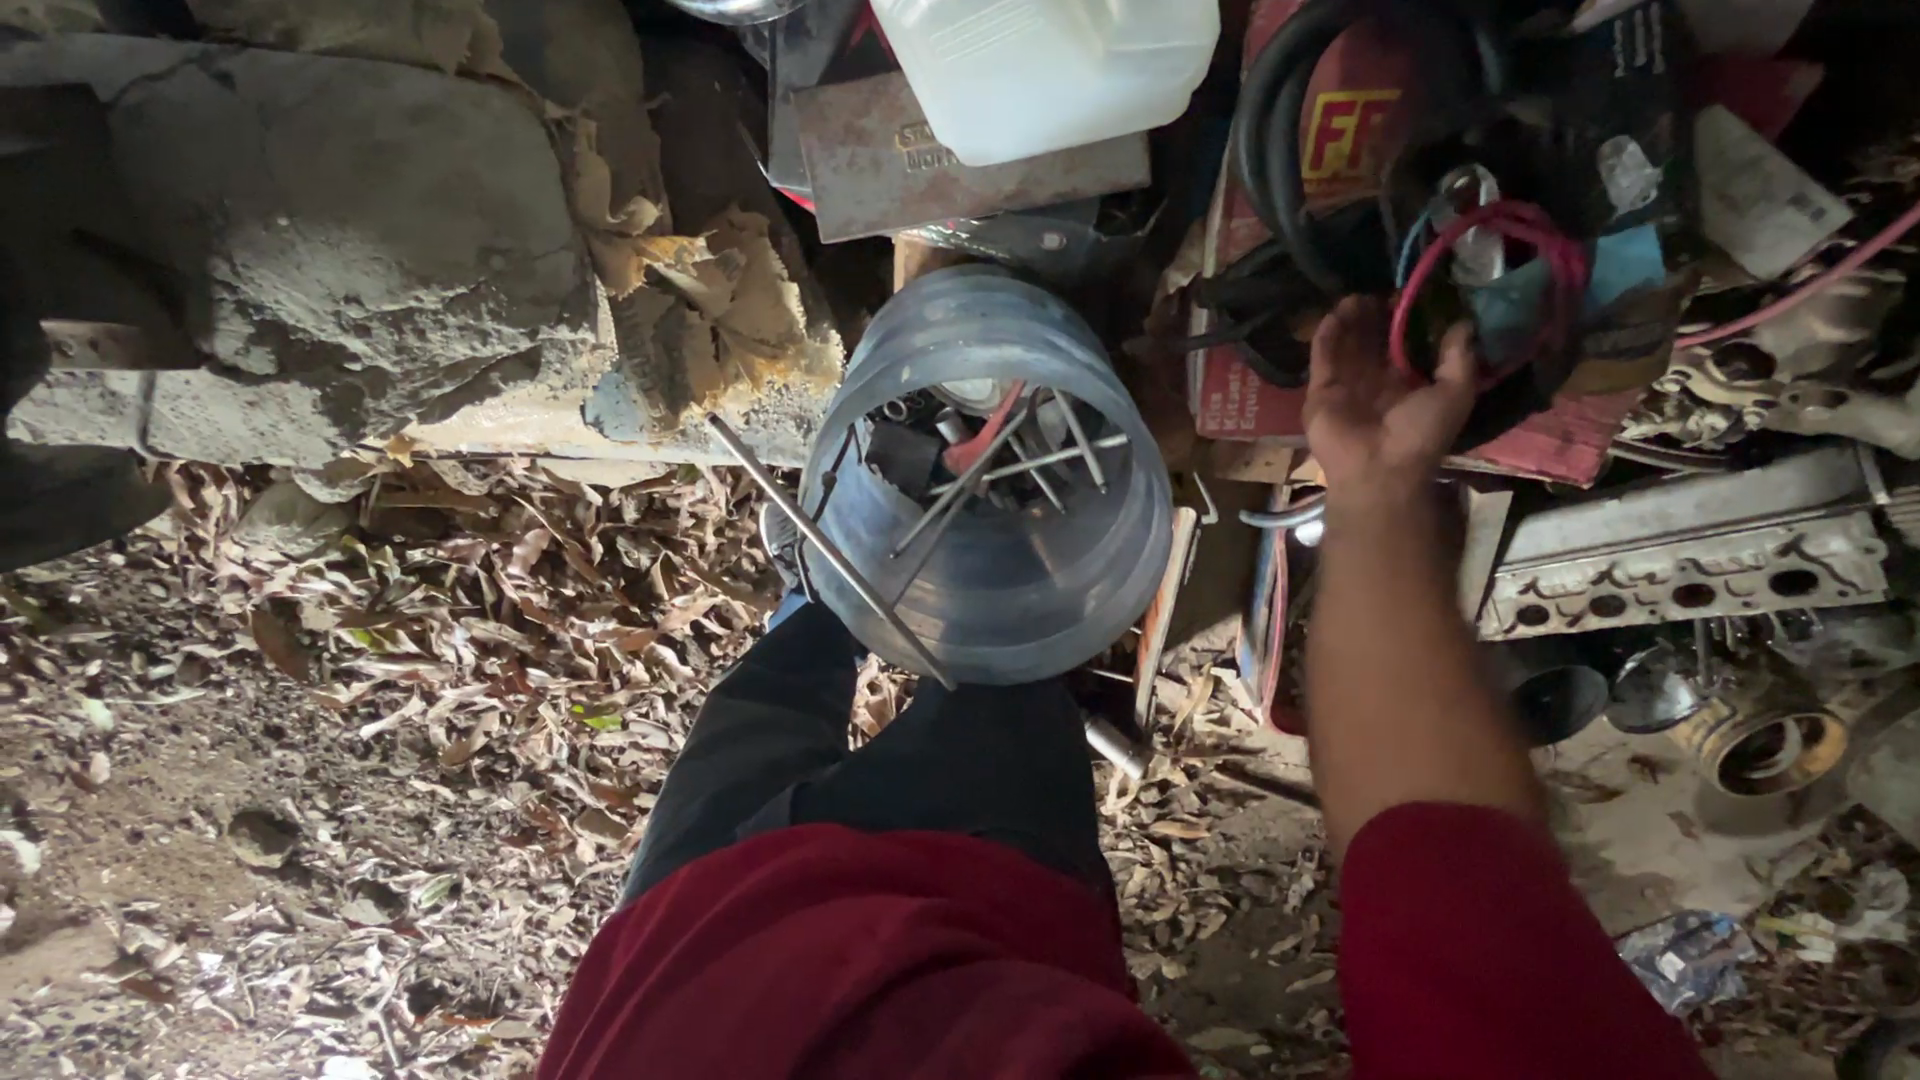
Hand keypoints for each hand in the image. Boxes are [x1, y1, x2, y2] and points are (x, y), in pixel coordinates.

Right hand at [1303, 296, 1476, 505]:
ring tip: (1353, 296)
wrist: (1378, 468)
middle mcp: (1373, 382)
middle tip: (1376, 290)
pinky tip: (1332, 315)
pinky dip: (1324, 338)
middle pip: (1369, 341)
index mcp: (1404, 383)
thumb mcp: (1455, 393)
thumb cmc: (1420, 434)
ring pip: (1344, 346)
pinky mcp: (1320, 392)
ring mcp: (1345, 387)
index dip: (1401, 320)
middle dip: (1371, 317)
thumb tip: (1463, 322)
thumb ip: (1459, 358)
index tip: (1406, 294)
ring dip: (1347, 322)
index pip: (1400, 344)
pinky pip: (1321, 360)